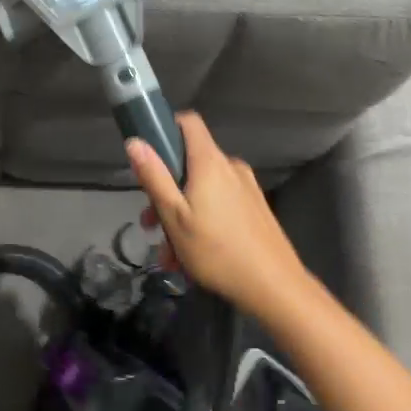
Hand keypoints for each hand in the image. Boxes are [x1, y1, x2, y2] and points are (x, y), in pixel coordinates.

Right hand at [126, 113, 310, 318]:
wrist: (275, 288)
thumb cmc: (217, 250)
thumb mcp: (174, 217)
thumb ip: (154, 177)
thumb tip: (135, 142)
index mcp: (210, 162)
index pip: (188, 122)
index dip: (166, 128)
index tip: (149, 154)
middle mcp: (231, 168)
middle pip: (191, 163)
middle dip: (166, 191)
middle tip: (151, 226)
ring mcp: (246, 189)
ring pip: (203, 190)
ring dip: (181, 216)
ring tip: (171, 255)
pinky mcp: (256, 209)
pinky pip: (220, 205)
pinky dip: (202, 223)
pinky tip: (192, 258)